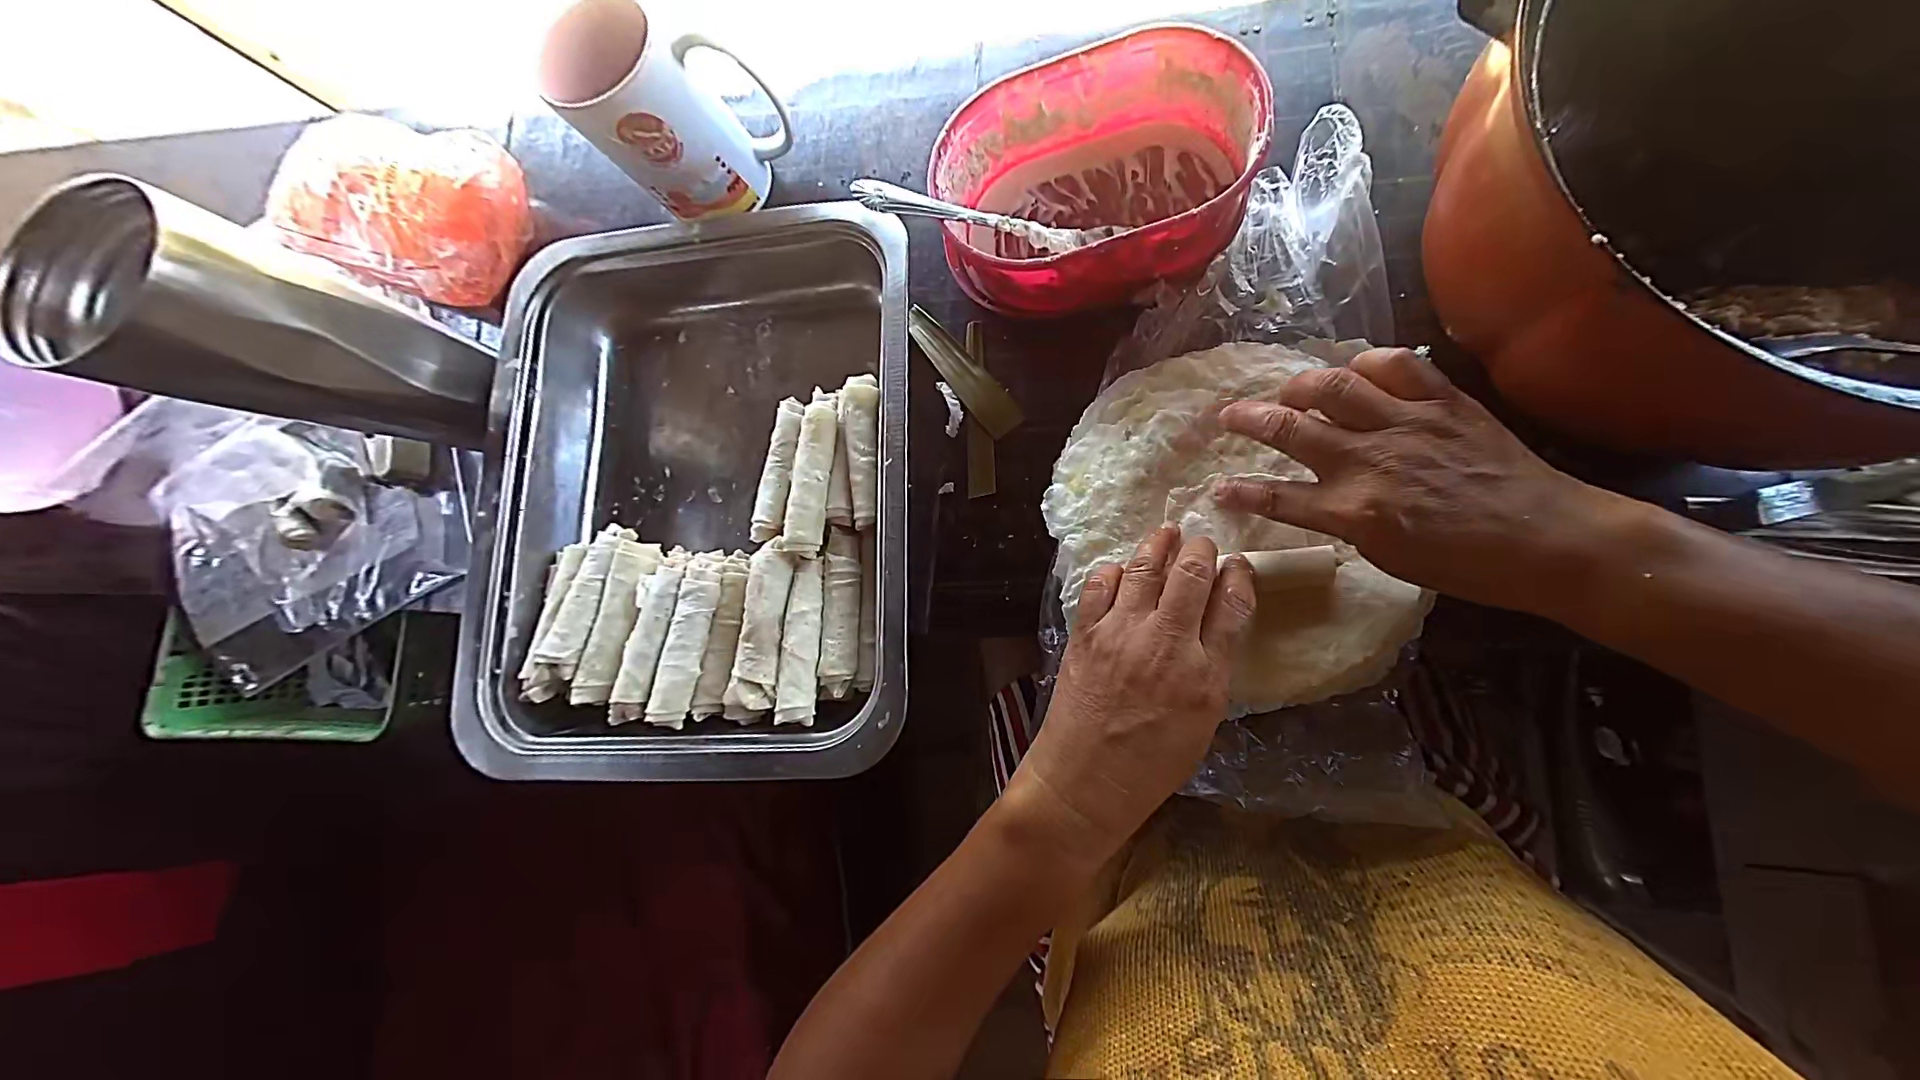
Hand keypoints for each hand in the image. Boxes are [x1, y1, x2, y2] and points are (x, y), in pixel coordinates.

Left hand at [1000, 526, 1255, 870]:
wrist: (1084, 782)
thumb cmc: (1150, 766)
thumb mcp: (1202, 725)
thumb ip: (1210, 671)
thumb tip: (1211, 628)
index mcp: (1204, 675)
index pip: (1231, 605)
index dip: (1238, 576)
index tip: (1238, 565)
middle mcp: (1164, 645)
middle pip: (1190, 575)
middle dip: (1200, 549)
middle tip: (1201, 542)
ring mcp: (1120, 634)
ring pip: (1144, 570)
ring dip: (1158, 545)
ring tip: (1166, 533)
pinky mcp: (1085, 634)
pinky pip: (1100, 586)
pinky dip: (1114, 571)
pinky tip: (1121, 570)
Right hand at [1214, 347, 1621, 613]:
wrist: (1551, 541)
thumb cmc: (1465, 564)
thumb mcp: (1386, 556)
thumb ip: (1343, 520)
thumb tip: (1317, 495)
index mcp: (1354, 511)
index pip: (1277, 497)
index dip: (1240, 492)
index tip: (1217, 488)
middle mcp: (1371, 462)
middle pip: (1290, 430)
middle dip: (1248, 419)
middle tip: (1228, 415)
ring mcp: (1408, 425)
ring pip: (1333, 387)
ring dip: (1297, 385)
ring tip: (1286, 391)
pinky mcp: (1445, 403)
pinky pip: (1397, 366)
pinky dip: (1367, 363)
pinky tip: (1355, 371)